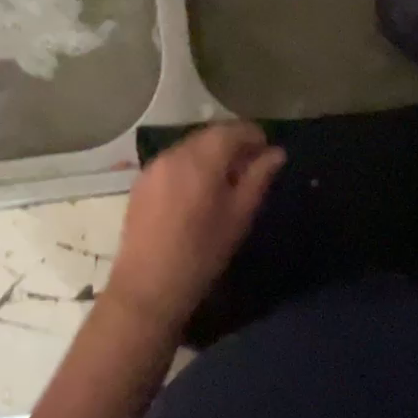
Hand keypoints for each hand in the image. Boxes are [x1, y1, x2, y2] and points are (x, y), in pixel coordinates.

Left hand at [105, 121, 285, 330]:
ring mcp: (154, 166)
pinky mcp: (141, 181)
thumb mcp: (238, 217)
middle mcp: (174, 154)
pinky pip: (172, 162)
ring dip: (210, 154)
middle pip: (209, 135)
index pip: (232, 130)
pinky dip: (190, 166)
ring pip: (189, 147)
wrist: (147, 287)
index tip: (267, 151)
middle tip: (250, 166)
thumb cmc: (201, 255)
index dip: (253, 135)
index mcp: (201, 160)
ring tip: (225, 180)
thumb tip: (276, 153)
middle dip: (232, 143)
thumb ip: (257, 178)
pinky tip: (197, 191)